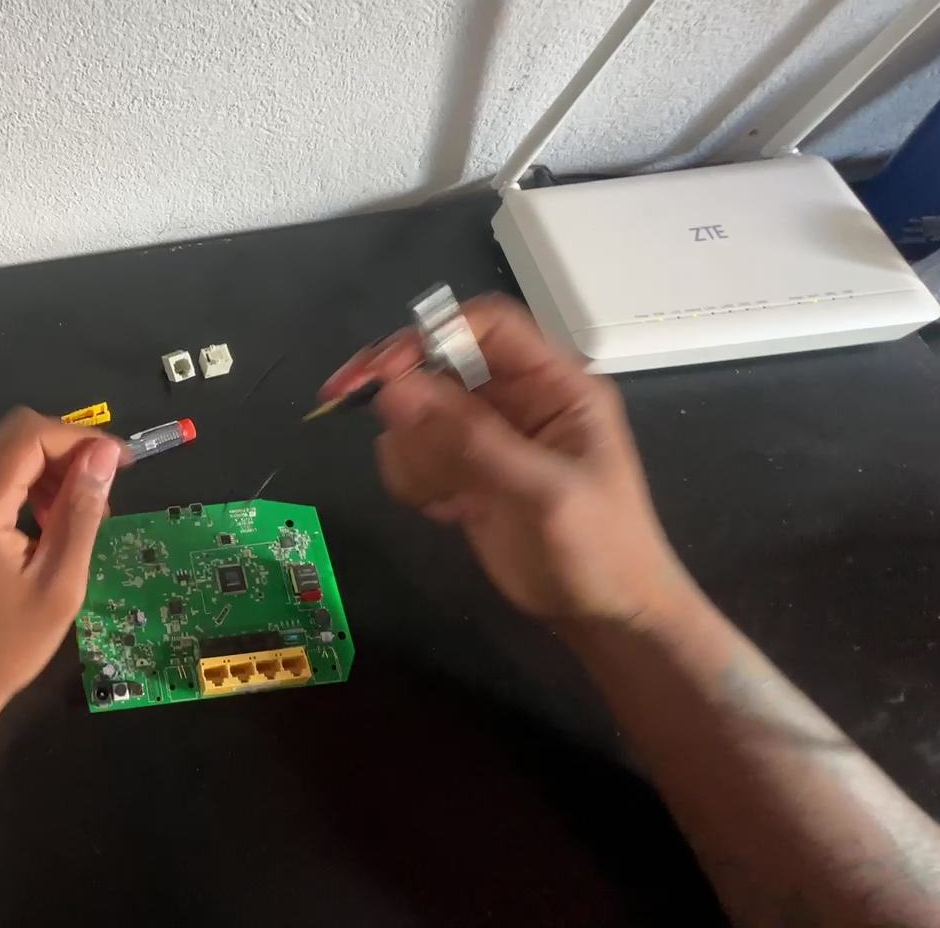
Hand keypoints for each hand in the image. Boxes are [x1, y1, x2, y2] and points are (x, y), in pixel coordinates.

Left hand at [0, 408, 124, 713]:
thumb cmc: (8, 641)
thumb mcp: (60, 581)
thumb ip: (82, 511)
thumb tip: (106, 454)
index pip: (31, 435)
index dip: (81, 439)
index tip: (124, 464)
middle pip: (18, 432)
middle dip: (68, 448)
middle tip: (107, 485)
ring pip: (10, 449)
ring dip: (53, 466)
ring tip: (85, 512)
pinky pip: (1, 474)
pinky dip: (34, 482)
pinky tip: (55, 521)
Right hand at [320, 294, 690, 625]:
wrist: (600, 615)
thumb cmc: (595, 550)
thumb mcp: (539, 490)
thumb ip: (466, 437)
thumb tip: (392, 389)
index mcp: (550, 385)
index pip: (485, 325)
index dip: (431, 335)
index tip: (382, 370)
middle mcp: (510, 398)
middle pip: (429, 364)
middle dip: (395, 393)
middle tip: (338, 401)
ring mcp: (478, 432)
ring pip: (408, 412)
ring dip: (411, 453)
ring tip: (449, 495)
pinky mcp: (455, 465)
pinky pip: (405, 451)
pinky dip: (411, 480)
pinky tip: (448, 509)